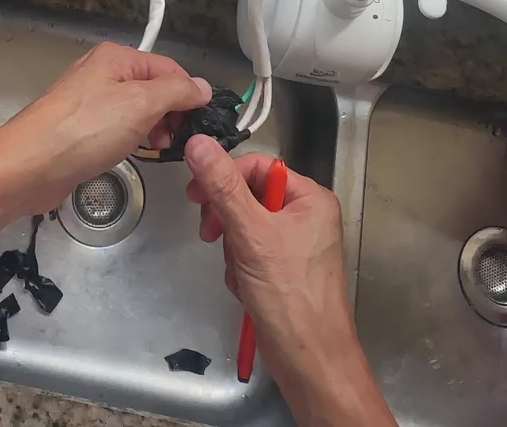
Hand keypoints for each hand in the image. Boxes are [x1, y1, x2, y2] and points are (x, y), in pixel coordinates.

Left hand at [0, 42, 210, 215]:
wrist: (29, 165)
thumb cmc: (86, 130)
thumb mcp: (140, 104)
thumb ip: (176, 92)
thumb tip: (203, 86)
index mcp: (116, 57)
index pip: (169, 68)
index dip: (189, 94)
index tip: (202, 124)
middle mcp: (102, 72)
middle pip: (153, 87)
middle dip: (170, 113)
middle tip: (176, 141)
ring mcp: (89, 100)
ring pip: (136, 109)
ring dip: (153, 128)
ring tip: (157, 150)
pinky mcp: (80, 127)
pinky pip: (118, 127)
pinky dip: (131, 138)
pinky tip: (133, 154)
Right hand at [184, 135, 395, 426]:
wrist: (310, 363)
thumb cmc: (289, 296)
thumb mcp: (250, 233)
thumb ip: (223, 186)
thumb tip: (198, 142)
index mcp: (309, 198)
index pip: (257, 167)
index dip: (225, 178)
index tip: (197, 195)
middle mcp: (305, 215)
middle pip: (248, 195)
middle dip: (227, 219)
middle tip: (211, 234)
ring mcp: (295, 243)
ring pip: (244, 224)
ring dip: (232, 247)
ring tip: (239, 270)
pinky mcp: (283, 269)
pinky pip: (249, 250)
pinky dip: (240, 266)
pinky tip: (245, 285)